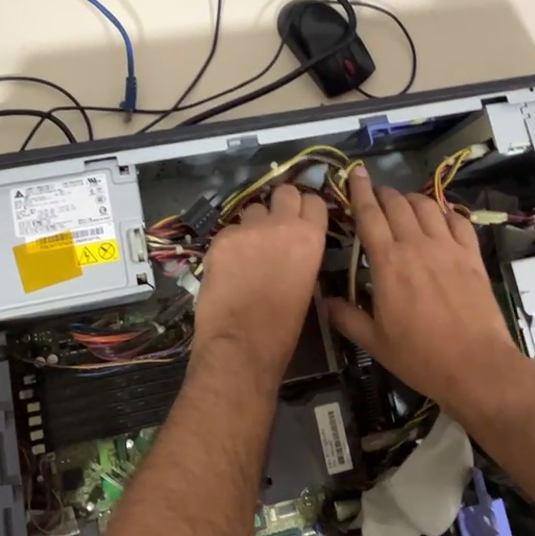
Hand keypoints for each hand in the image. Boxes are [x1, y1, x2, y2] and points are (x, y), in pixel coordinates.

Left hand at [193, 184, 327, 389]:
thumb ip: (302, 255)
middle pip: (284, 192)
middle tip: (274, 225)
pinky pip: (229, 230)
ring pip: (253, 210)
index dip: (306, 209)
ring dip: (253, 224)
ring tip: (248, 250)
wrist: (242, 343)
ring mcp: (248, 228)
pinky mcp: (221, 238)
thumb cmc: (283, 327)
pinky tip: (228, 265)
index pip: (313, 201)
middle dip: (280, 205)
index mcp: (310, 238)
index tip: (301, 218)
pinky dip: (230, 243)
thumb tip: (292, 248)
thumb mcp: (306, 284)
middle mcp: (281, 224)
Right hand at [326, 166, 519, 411]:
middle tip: (375, 195)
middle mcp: (417, 245)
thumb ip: (347, 317)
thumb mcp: (374, 342)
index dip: (359, 191)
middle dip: (383, 193)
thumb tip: (325, 301)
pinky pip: (458, 221)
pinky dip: (445, 213)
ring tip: (403, 204)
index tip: (355, 174)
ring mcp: (448, 248)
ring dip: (411, 199)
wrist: (475, 366)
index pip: (369, 214)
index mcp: (388, 262)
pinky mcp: (472, 256)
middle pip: (397, 204)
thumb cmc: (420, 356)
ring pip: (427, 206)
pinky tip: (440, 218)